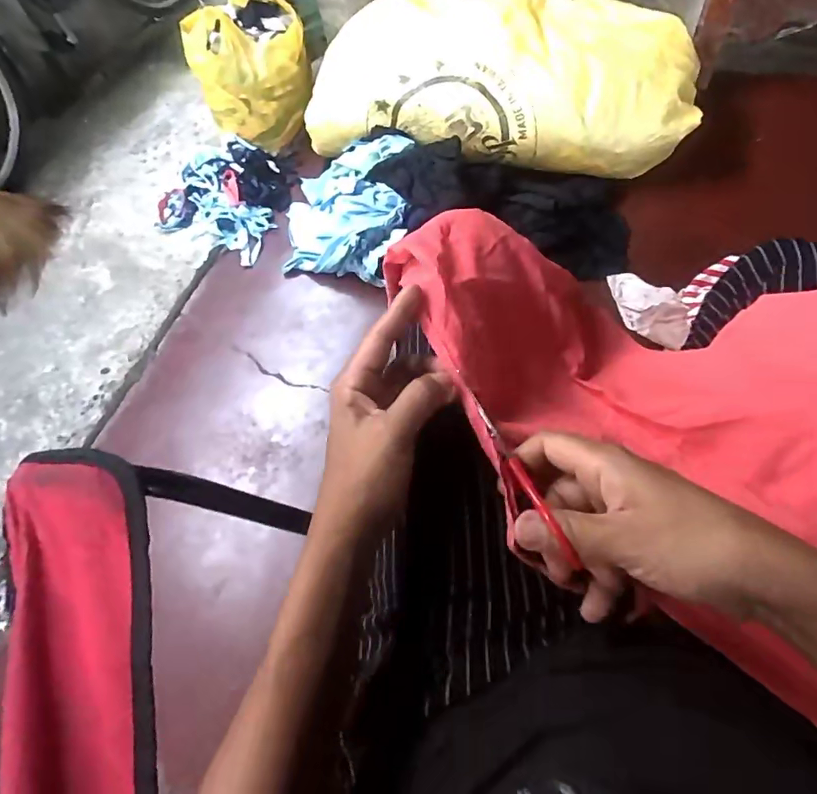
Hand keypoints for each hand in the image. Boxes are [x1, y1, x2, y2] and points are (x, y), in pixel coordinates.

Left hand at [317, 286, 455, 541]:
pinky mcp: (392, 429)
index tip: (419, 286)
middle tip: (461, 347)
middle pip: (399, 358)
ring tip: (464, 377)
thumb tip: (449, 376)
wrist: (352, 529)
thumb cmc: (365, 476)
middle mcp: (364, 390)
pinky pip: (415, 400)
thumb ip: (421, 396)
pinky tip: (455, 395)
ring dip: (434, 377)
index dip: (399, 312)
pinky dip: (433, 396)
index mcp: (354, 383)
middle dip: (428, 352)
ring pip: (410, 380)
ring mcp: (379, 411)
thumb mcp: (393, 432)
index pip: (379, 338)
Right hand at [511, 433, 809, 622]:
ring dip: (577, 564)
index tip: (505, 508)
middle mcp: (611, 482)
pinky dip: (600, 578)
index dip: (521, 468)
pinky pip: (605, 552)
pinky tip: (604, 608)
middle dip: (551, 535)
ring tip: (585, 596)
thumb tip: (513, 527)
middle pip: (559, 496)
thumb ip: (564, 532)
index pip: (548, 446)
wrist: (752, 572)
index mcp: (604, 465)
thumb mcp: (618, 539)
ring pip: (581, 530)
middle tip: (555, 572)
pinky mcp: (642, 540)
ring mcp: (627, 512)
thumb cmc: (682, 541)